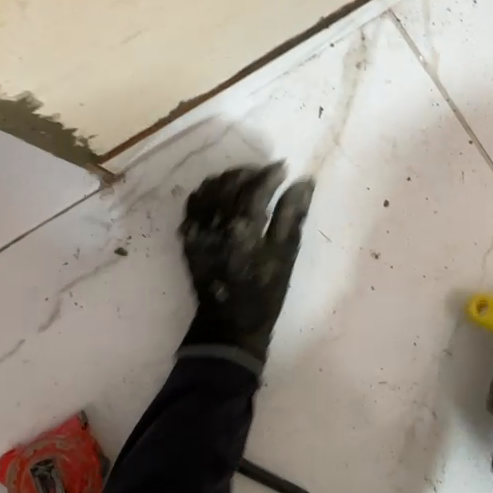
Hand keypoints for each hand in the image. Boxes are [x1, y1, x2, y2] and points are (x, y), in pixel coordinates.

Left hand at [177, 162, 314, 372]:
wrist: (229, 325)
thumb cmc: (264, 292)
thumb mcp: (286, 255)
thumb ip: (293, 214)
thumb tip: (304, 181)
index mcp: (242, 228)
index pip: (254, 187)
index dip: (269, 174)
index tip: (283, 167)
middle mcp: (215, 224)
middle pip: (229, 183)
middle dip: (249, 172)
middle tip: (266, 173)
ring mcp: (197, 230)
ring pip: (208, 189)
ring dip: (227, 179)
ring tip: (245, 180)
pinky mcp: (187, 238)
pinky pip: (193, 204)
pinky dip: (207, 192)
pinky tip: (222, 195)